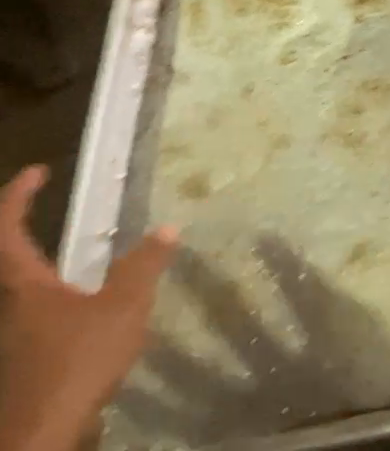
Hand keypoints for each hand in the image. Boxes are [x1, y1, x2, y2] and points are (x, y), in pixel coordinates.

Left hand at [0, 165, 177, 450]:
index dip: (18, 200)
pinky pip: (40, 305)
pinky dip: (57, 286)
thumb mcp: (123, 307)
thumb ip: (143, 266)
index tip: (38, 171)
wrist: (40, 427)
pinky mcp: (28, 348)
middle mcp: (12, 304)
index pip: (9, 234)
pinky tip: (90, 294)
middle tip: (44, 200)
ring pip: (23, 283)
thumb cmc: (77, 359)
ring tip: (77, 242)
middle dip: (20, 226)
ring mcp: (17, 328)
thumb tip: (166, 227)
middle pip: (9, 259)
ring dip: (41, 257)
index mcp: (26, 287)